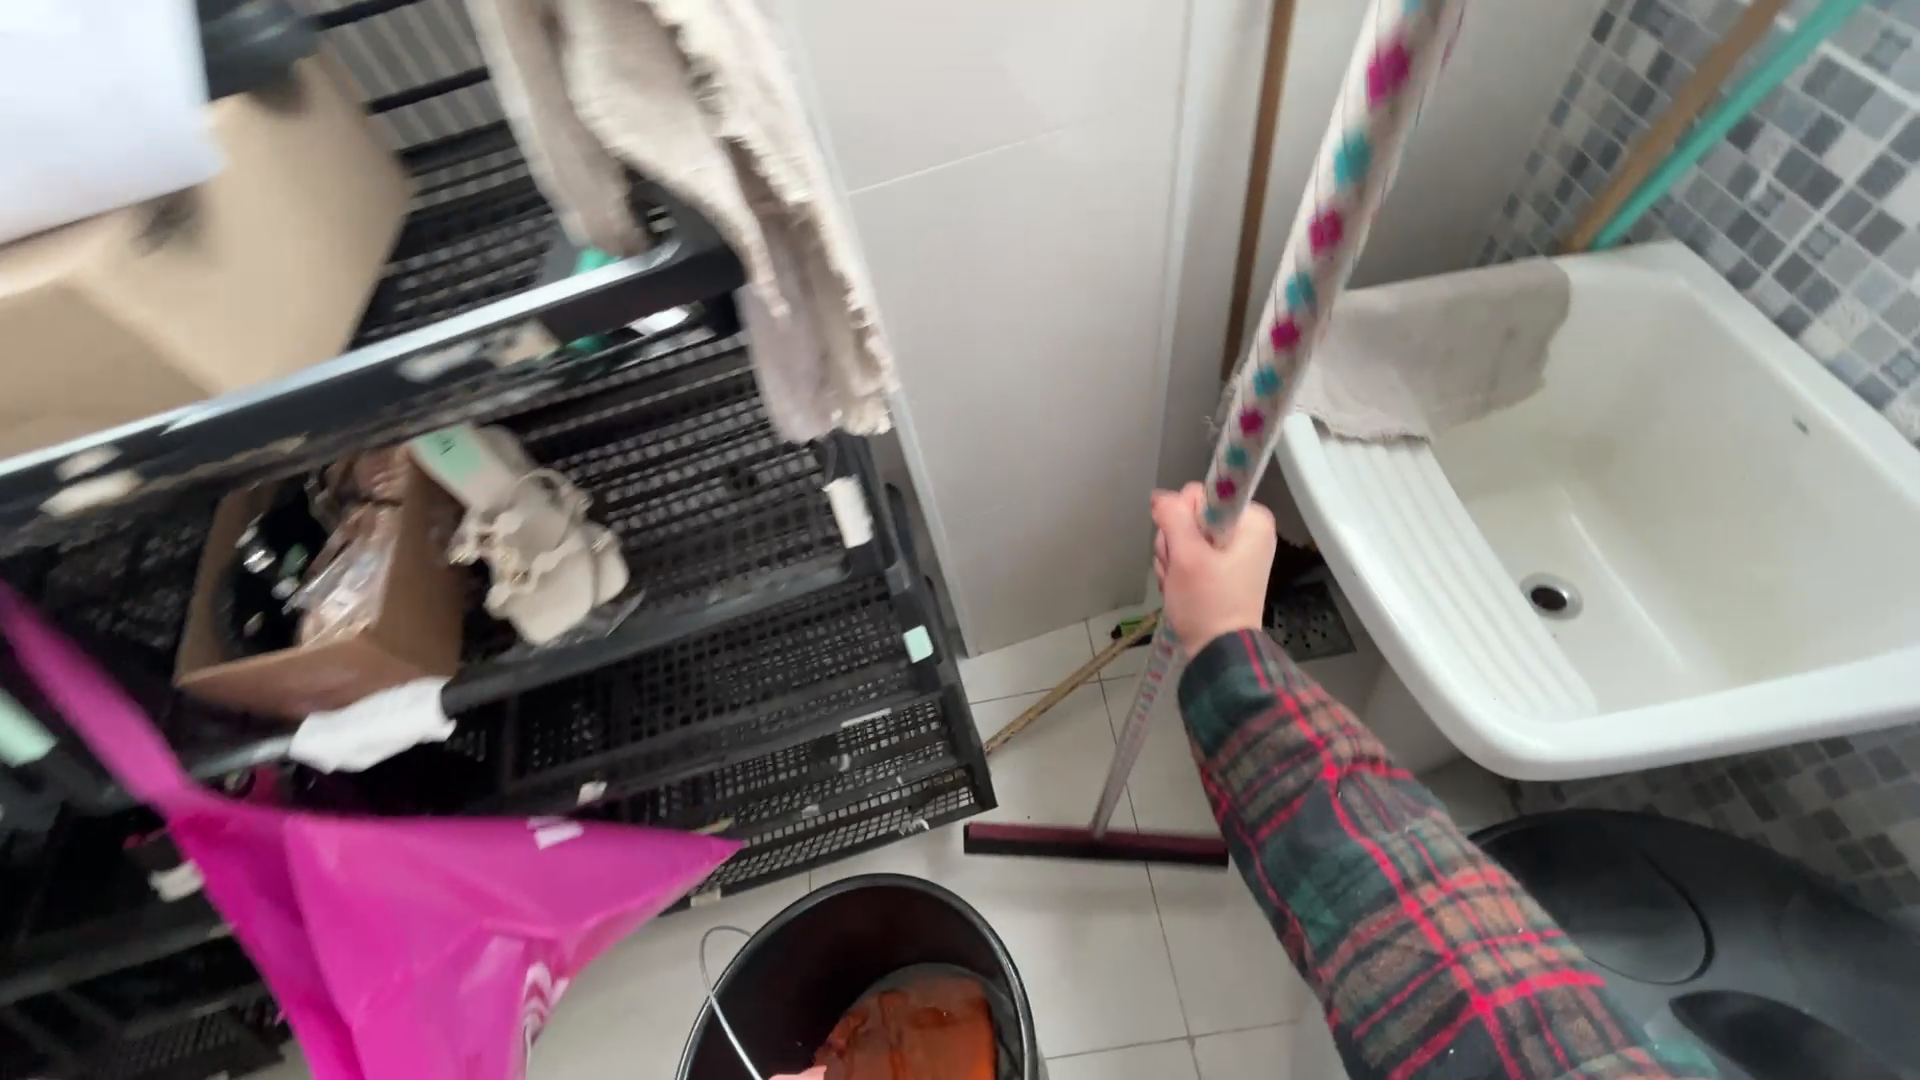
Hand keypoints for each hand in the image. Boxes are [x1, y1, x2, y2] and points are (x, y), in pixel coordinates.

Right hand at [1151, 483, 1276, 653]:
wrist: (1217, 650)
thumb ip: (1173, 516)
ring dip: (1173, 558)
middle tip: (1181, 569)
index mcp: (1251, 520)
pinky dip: (1177, 569)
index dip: (1184, 518)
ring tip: (1180, 582)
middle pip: (1190, 514)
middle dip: (1175, 542)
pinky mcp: (1220, 566)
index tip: (1186, 546)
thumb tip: (1160, 496)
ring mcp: (1232, 549)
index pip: (1201, 493)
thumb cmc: (1208, 602)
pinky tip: (1180, 587)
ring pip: (1183, 535)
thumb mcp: (1187, 556)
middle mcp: (1246, 529)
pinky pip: (1187, 553)